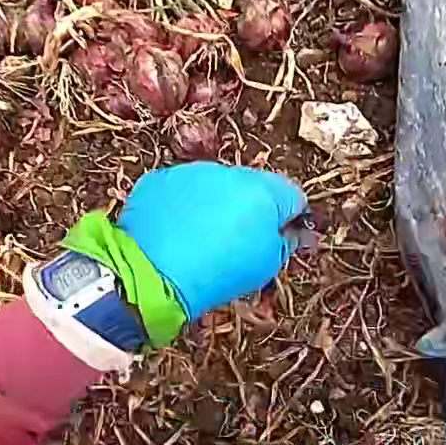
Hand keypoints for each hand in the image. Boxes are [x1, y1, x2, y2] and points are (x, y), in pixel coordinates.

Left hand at [117, 162, 306, 318]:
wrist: (152, 273)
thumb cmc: (218, 272)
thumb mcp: (266, 265)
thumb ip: (286, 241)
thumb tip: (293, 231)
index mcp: (264, 191)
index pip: (293, 195)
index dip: (289, 219)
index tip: (278, 238)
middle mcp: (230, 172)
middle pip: (254, 186)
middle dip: (252, 208)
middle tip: (239, 242)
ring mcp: (193, 172)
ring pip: (218, 185)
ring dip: (218, 204)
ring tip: (204, 239)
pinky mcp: (162, 179)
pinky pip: (184, 189)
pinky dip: (186, 205)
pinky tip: (178, 232)